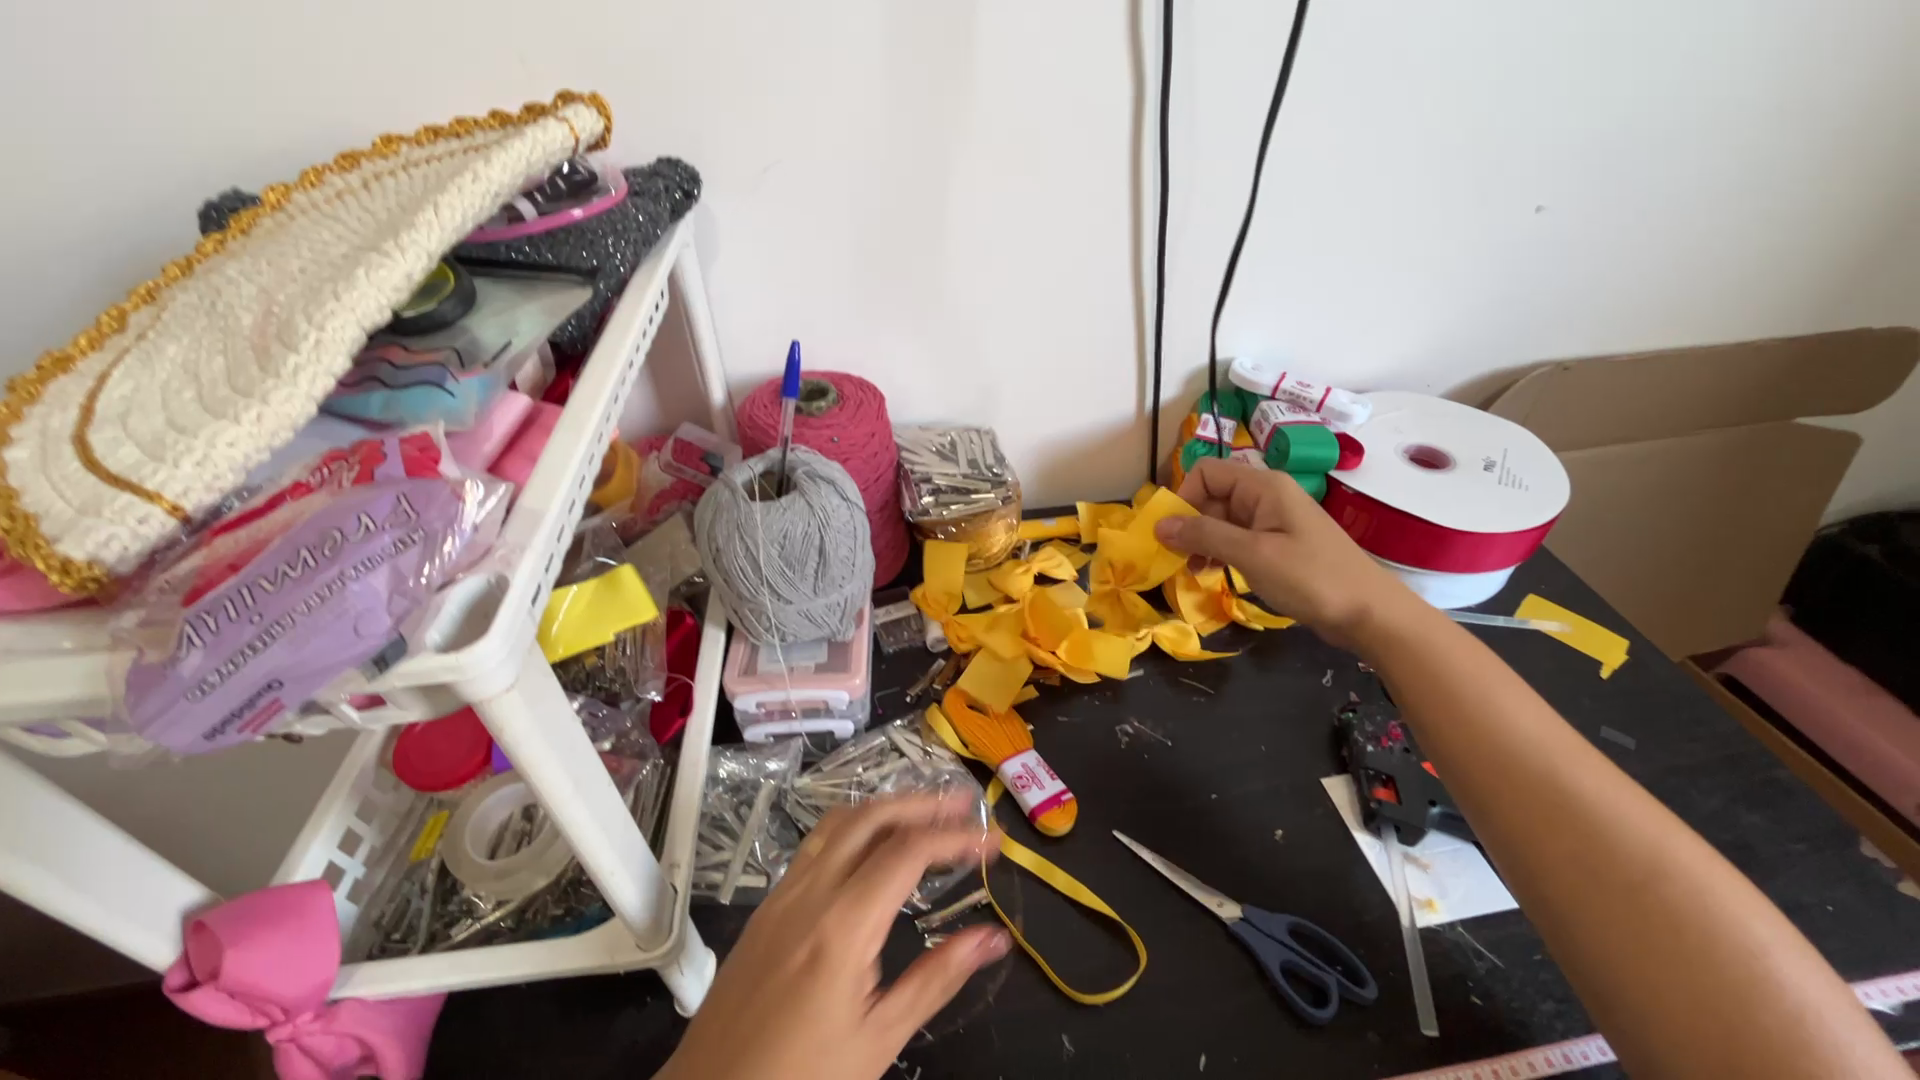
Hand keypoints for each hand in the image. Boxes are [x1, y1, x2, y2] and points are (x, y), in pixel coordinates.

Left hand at [659, 794, 1007, 1079]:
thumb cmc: (801, 1075)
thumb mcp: (879, 1038)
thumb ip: (937, 979)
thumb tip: (993, 938)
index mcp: (842, 924)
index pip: (907, 852)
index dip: (955, 837)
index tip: (993, 840)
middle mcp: (809, 893)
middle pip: (870, 819)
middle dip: (921, 803)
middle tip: (964, 804)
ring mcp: (781, 896)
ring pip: (837, 824)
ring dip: (886, 808)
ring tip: (925, 813)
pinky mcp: (765, 908)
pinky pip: (813, 847)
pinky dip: (854, 829)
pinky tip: (871, 850)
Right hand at [1155, 458, 1412, 645]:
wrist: (1368, 613)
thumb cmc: (1311, 578)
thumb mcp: (1252, 555)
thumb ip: (1205, 535)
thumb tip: (1160, 524)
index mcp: (1263, 486)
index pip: (1206, 473)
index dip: (1184, 499)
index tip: (1172, 535)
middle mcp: (1266, 496)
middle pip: (1211, 497)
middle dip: (1191, 525)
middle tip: (1179, 561)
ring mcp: (1273, 521)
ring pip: (1221, 520)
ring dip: (1202, 542)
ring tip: (1194, 572)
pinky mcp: (1277, 544)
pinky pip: (1237, 539)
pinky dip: (1220, 553)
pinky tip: (1214, 575)